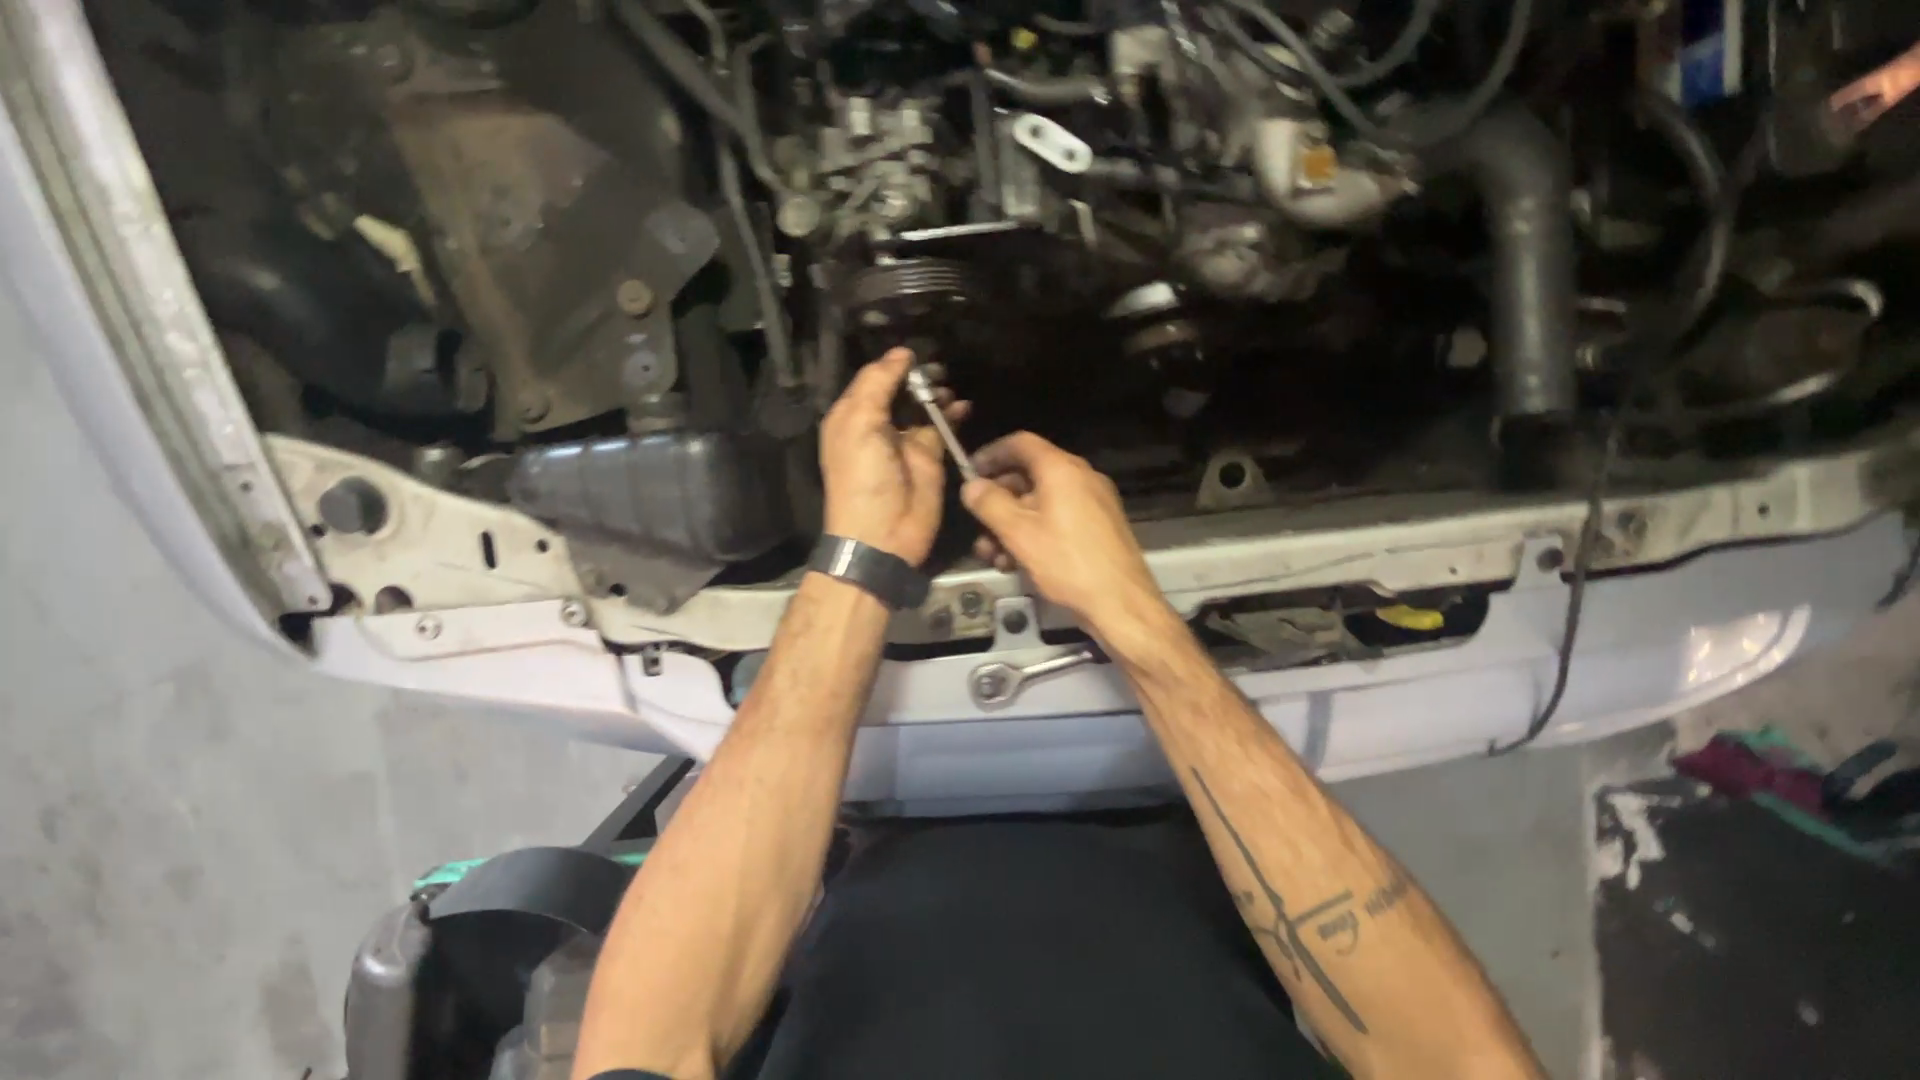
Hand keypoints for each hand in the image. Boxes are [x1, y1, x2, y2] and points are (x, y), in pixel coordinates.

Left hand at [820, 348, 968, 565]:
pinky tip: (962, 404)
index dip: (892, 364)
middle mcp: (876, 425)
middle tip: (937, 367)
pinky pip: (942, 426)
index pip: (872, 378)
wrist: (883, 534)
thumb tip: (901, 353)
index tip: (916, 350)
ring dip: (936, 393)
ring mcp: (905, 441)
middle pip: (899, 390)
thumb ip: (877, 383)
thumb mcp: (859, 422)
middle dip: (918, 376)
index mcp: (852, 416)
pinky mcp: (930, 457)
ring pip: (923, 406)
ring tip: (948, 384)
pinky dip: (953, 413)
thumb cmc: (863, 475)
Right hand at [960, 432, 1177, 647]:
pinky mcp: (1098, 527)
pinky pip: (1058, 519)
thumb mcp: (1019, 533)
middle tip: (976, 522)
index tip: (970, 471)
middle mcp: (1081, 478)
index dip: (991, 453)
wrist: (1120, 603)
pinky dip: (1034, 533)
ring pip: (1041, 503)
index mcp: (1062, 470)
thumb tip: (971, 486)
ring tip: (992, 554)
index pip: (1021, 443)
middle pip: (1029, 475)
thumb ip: (989, 504)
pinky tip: (1016, 563)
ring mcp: (1093, 503)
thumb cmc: (1067, 562)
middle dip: (998, 500)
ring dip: (1012, 524)